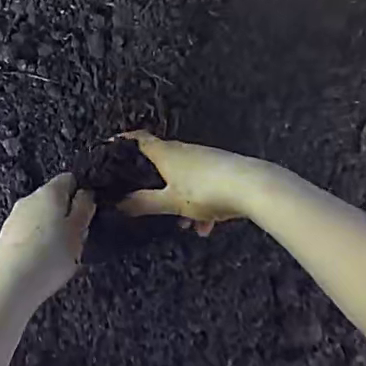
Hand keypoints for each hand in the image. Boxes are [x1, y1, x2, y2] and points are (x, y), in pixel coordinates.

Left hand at [0, 173, 95, 307]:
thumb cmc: (51, 256)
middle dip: (66, 213)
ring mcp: (14, 217)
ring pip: (39, 215)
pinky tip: (41, 261)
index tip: (88, 213)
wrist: (10, 285)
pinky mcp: (4, 236)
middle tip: (77, 237)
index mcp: (49, 192)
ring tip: (59, 254)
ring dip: (50, 228)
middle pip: (53, 198)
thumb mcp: (79, 232)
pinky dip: (36, 241)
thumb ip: (84, 208)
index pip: (69, 179)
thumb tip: (85, 193)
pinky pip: (27, 232)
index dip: (81, 193)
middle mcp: (29, 198)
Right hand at [115, 131, 271, 234]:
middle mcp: (184, 150)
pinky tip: (206, 226)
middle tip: (144, 196)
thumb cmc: (206, 190)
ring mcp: (205, 158)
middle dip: (154, 180)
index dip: (124, 141)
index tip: (112, 146)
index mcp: (166, 153)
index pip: (139, 139)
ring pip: (185, 178)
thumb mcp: (171, 202)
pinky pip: (204, 185)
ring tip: (184, 224)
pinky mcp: (222, 168)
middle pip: (162, 160)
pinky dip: (201, 204)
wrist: (253, 187)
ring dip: (181, 199)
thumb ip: (143, 203)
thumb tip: (119, 203)